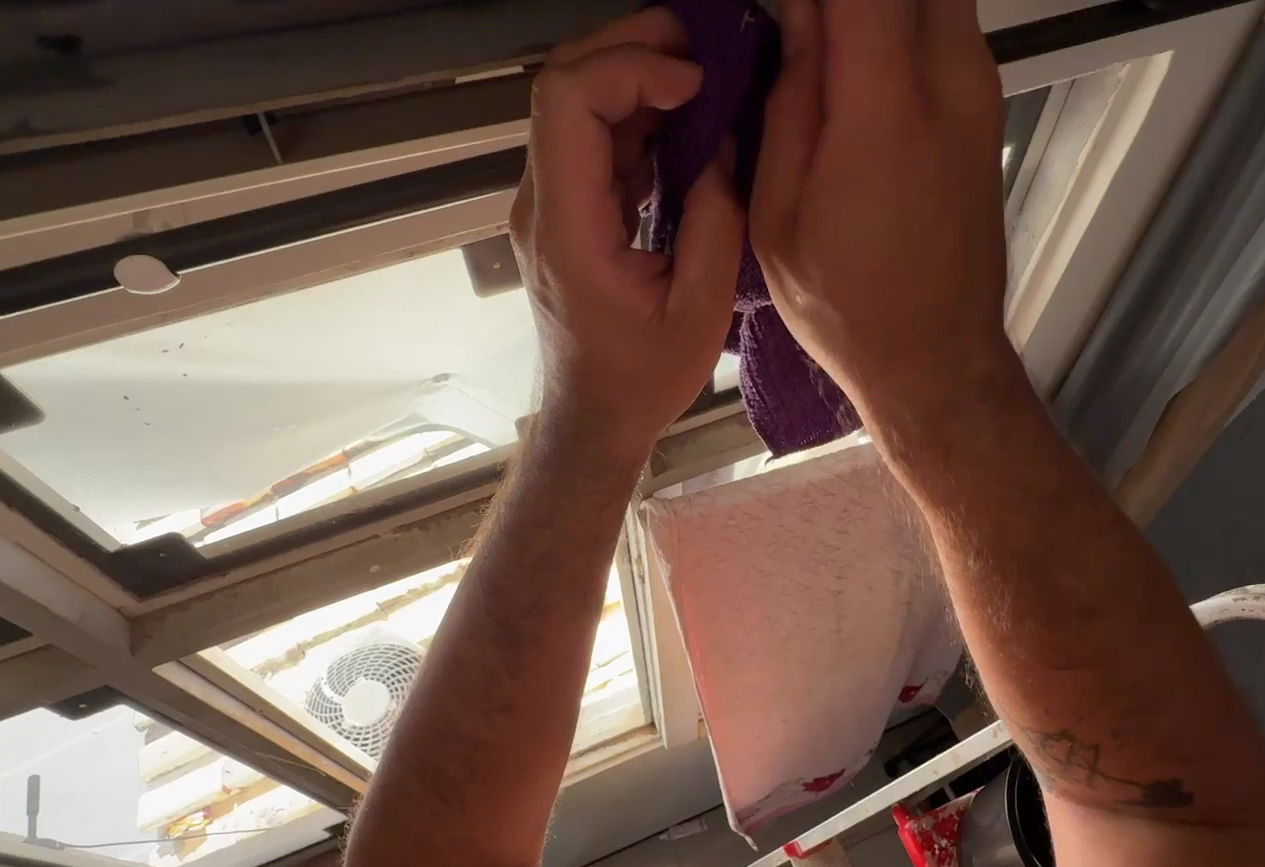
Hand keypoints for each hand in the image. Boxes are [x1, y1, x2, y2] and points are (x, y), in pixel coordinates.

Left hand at [511, 9, 745, 458]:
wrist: (594, 417)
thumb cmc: (642, 380)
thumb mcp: (699, 312)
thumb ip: (716, 221)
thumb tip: (722, 145)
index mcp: (568, 230)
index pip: (569, 101)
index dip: (632, 66)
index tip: (696, 84)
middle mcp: (542, 206)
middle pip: (564, 86)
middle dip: (634, 51)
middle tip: (706, 52)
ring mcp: (547, 208)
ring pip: (576, 107)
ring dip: (637, 80)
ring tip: (704, 79)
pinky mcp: (564, 215)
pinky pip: (591, 144)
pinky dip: (637, 119)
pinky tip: (684, 124)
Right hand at [751, 0, 1015, 421]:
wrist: (933, 357)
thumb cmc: (843, 303)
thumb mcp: (779, 217)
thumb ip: (788, 104)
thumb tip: (797, 16)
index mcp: (885, 104)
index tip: (784, 14)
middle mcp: (950, 76)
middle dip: (849, 5)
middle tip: (804, 44)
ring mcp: (980, 91)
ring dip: (876, 16)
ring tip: (825, 70)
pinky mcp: (988, 114)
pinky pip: (946, 33)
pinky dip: (902, 34)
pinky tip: (861, 87)